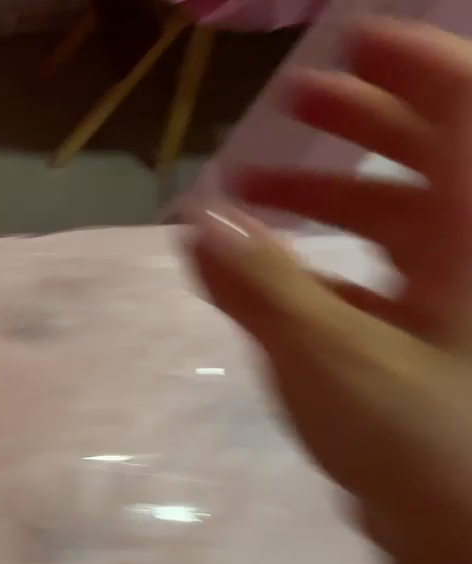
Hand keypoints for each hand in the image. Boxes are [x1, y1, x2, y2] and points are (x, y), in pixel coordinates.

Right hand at [189, 18, 471, 563]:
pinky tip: (280, 274)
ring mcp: (464, 296)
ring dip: (340, 193)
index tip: (344, 46)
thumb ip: (261, 288)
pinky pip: (396, 272)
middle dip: (374, 117)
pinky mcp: (443, 338)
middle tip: (299, 100)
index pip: (466, 118)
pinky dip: (336, 259)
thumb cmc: (424, 436)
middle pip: (446, 153)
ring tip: (260, 193)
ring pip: (416, 214)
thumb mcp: (328, 359)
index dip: (414, 69)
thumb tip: (199, 222)